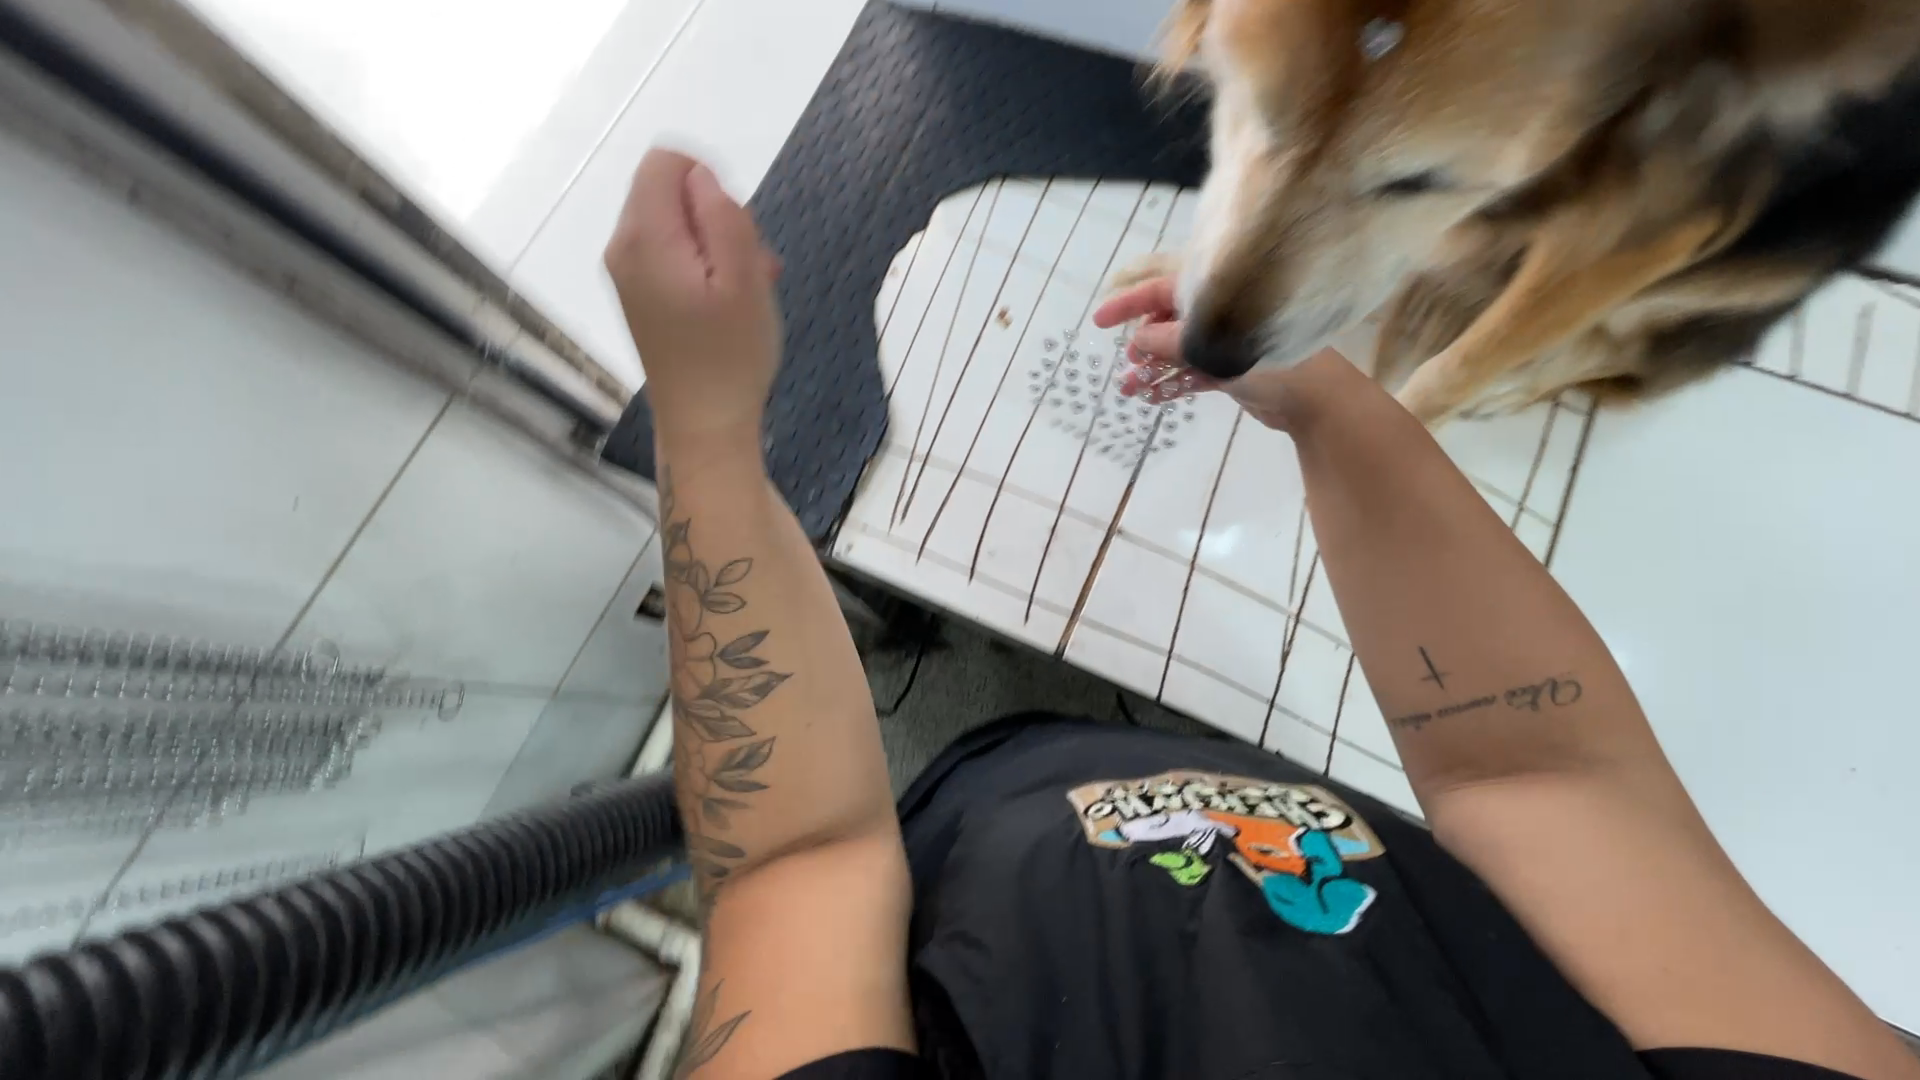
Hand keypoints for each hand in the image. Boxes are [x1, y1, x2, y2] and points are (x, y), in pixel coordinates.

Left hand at [605, 149, 782, 447]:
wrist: (704, 426)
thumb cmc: (730, 357)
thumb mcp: (744, 281)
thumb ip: (724, 217)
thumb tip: (704, 181)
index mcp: (644, 237)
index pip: (666, 162)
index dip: (711, 185)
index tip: (737, 235)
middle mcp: (623, 248)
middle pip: (670, 193)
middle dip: (716, 219)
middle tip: (748, 271)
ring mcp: (628, 276)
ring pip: (675, 226)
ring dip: (717, 248)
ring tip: (744, 293)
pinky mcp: (641, 298)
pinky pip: (672, 257)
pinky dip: (704, 269)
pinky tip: (727, 305)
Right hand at [1093, 276, 1340, 432]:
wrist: (1315, 400)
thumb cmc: (1269, 362)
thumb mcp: (1212, 347)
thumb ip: (1170, 340)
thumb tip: (1138, 338)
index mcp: (1219, 294)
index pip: (1162, 290)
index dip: (1128, 304)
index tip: (1099, 321)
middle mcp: (1222, 313)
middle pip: (1169, 322)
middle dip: (1142, 343)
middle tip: (1128, 364)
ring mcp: (1228, 342)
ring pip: (1178, 352)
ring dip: (1153, 370)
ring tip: (1129, 390)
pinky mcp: (1233, 370)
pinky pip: (1193, 373)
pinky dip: (1173, 384)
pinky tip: (1153, 398)